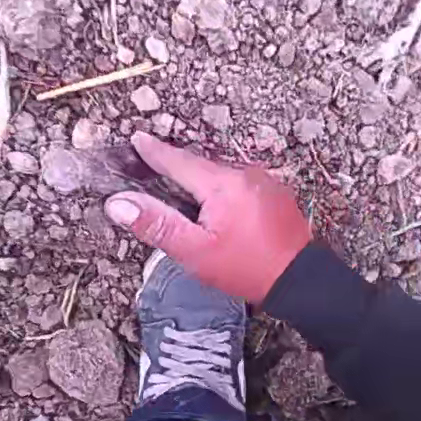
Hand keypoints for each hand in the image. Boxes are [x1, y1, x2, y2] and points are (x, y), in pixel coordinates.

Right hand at [103, 134, 310, 304]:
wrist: (301, 281)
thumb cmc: (248, 269)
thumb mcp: (196, 251)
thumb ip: (157, 225)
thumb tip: (119, 203)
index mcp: (224, 184)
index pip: (180, 161)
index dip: (155, 152)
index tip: (137, 139)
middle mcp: (247, 175)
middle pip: (202, 169)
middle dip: (179, 172)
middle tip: (154, 172)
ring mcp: (266, 183)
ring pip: (223, 178)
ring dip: (204, 186)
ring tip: (185, 199)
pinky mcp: (277, 195)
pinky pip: (242, 187)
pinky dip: (225, 194)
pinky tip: (220, 213)